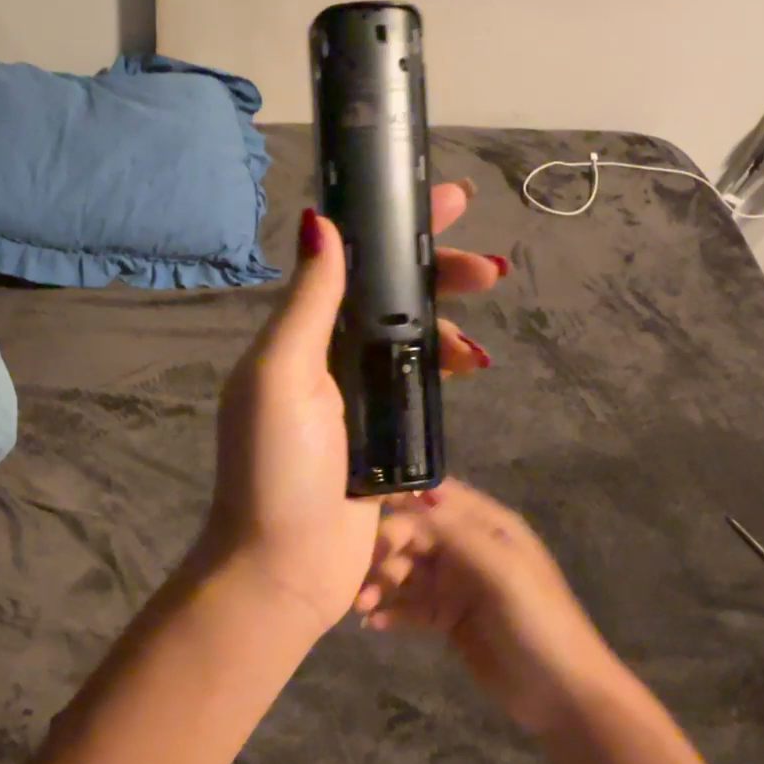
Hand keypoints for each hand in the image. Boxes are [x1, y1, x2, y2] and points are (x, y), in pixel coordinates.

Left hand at [201, 181, 507, 632]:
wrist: (284, 563)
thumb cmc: (275, 466)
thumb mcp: (281, 374)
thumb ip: (307, 300)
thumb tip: (319, 219)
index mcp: (295, 340)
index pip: (348, 266)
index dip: (392, 229)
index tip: (446, 200)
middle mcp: (323, 361)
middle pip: (388, 300)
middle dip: (437, 276)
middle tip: (487, 270)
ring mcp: (355, 401)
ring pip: (411, 341)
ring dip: (448, 327)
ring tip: (475, 344)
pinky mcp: (382, 439)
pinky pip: (421, 387)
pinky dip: (446, 369)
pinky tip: (471, 368)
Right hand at [355, 479, 624, 730]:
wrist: (562, 694)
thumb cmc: (539, 622)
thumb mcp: (503, 571)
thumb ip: (458, 533)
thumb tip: (412, 497)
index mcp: (487, 527)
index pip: (435, 497)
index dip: (399, 500)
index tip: (361, 513)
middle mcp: (467, 549)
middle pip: (411, 535)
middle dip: (383, 551)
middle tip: (359, 574)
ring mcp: (455, 585)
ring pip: (404, 571)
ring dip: (379, 583)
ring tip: (361, 606)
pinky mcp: (445, 618)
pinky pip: (407, 606)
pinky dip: (389, 611)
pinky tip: (373, 624)